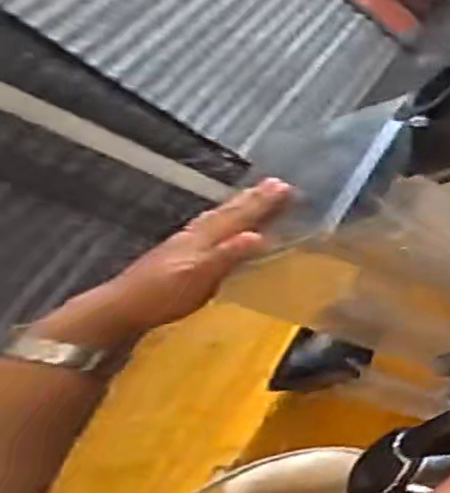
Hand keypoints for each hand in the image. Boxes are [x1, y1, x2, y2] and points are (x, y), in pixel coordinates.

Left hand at [82, 180, 290, 338]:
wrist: (120, 308)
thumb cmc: (164, 294)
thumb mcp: (200, 276)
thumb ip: (228, 255)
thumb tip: (259, 236)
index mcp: (204, 239)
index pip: (239, 217)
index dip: (262, 203)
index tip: (285, 187)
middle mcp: (196, 236)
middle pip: (229, 213)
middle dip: (253, 198)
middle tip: (276, 183)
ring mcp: (188, 245)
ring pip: (219, 218)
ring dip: (239, 206)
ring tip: (255, 194)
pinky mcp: (184, 255)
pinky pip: (212, 230)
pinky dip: (225, 221)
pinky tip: (227, 224)